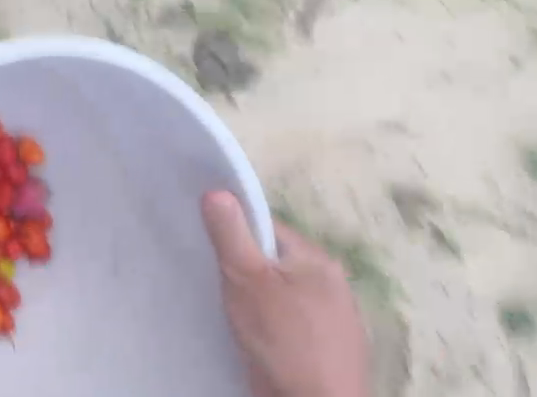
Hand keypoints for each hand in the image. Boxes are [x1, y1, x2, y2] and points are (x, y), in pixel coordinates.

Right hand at [202, 192, 371, 396]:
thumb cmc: (281, 336)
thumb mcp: (245, 276)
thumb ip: (230, 231)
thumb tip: (217, 190)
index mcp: (318, 261)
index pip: (264, 227)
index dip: (230, 230)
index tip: (204, 241)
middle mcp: (332, 284)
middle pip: (269, 257)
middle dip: (239, 262)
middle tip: (211, 272)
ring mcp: (331, 318)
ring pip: (275, 288)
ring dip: (249, 291)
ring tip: (225, 301)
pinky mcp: (322, 345)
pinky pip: (284, 315)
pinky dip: (263, 316)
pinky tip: (247, 327)